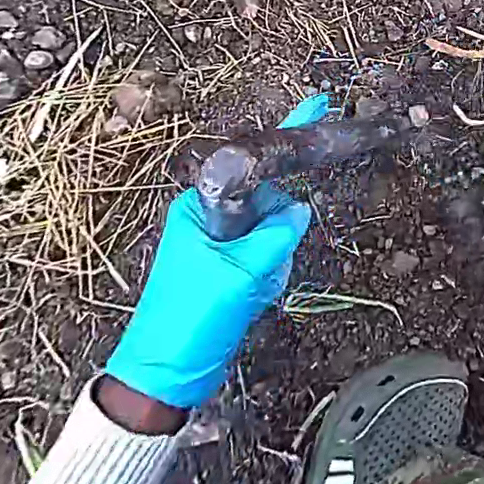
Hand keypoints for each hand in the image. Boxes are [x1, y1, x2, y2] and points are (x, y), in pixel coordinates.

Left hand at [103, 93, 329, 412]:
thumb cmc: (191, 317)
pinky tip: (256, 295)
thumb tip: (301, 209)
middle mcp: (211, 217)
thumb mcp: (240, 272)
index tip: (318, 106)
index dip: (286, 134)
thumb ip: (277, 234)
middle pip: (270, 198)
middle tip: (267, 265)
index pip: (250, 162)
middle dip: (279, 228)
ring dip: (274, 258)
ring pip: (273, 228)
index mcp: (201, 206)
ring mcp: (222, 242)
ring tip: (254, 289)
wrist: (165, 377)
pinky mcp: (232, 265)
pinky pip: (269, 253)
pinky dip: (271, 272)